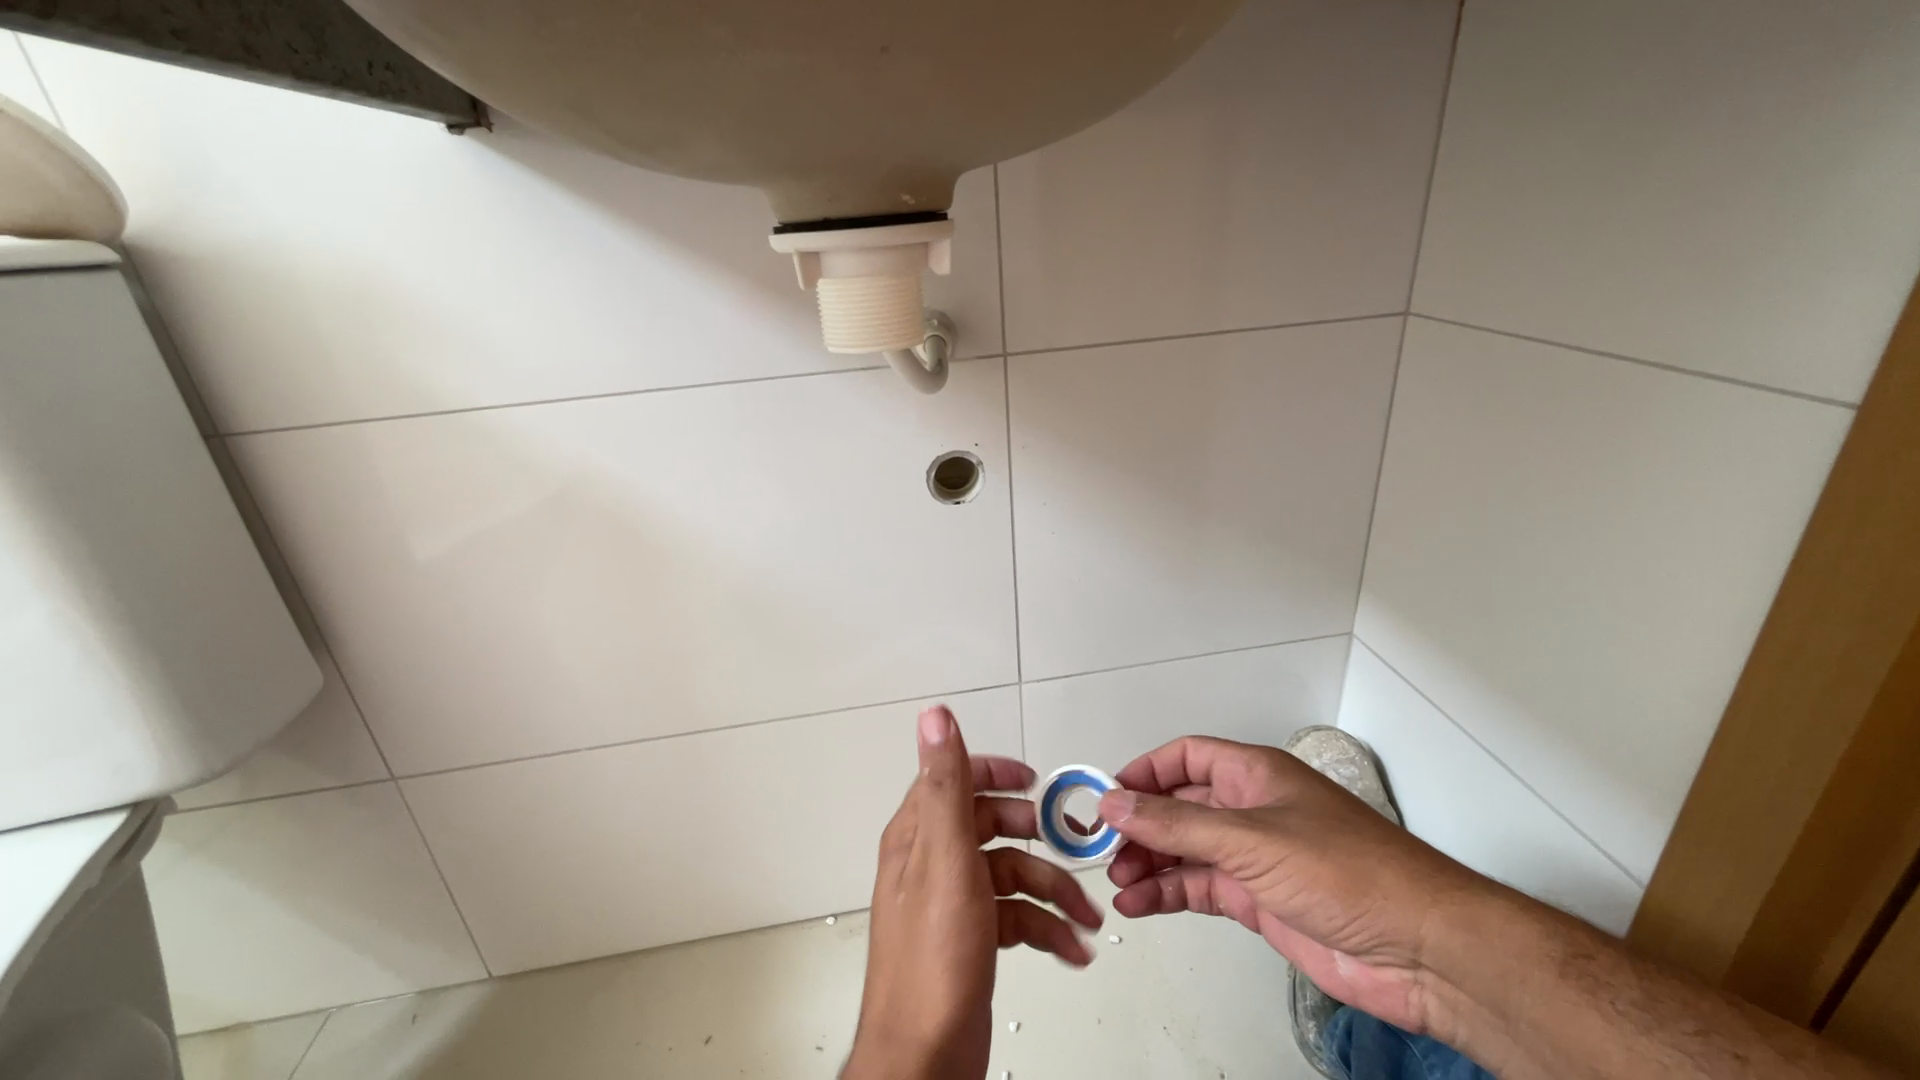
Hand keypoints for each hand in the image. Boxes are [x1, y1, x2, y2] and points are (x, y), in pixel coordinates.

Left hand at [844, 706, 1103, 1079]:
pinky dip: (1047, 928)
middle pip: (991, 828)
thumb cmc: (932, 959)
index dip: (994, 773)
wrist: (926, 1054)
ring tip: (1087, 918)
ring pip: (1012, 876)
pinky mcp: (972, 939)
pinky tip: (1071, 948)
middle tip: (1069, 847)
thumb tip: (934, 716)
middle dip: (1036, 838)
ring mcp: (954, 904)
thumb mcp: (946, 858)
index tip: (1031, 780)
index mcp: (920, 836)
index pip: (953, 781)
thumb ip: (946, 785)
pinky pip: (1017, 918)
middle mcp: (933, 864)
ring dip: (1054, 892)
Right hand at [1099, 735, 1494, 1035]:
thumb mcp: (1250, 839)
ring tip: (1117, 883)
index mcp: (1255, 774)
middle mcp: (1251, 810)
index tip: (1106, 798)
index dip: (1144, 772)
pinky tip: (1141, 905)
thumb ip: (1176, 823)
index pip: (1185, 757)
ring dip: (1149, 863)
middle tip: (1102, 849)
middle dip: (1140, 825)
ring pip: (1185, 850)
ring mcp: (1255, 857)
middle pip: (1179, 806)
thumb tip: (1114, 802)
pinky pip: (1200, 887)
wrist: (1419, 950)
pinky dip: (1168, 894)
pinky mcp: (1259, 900)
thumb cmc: (1347, 874)